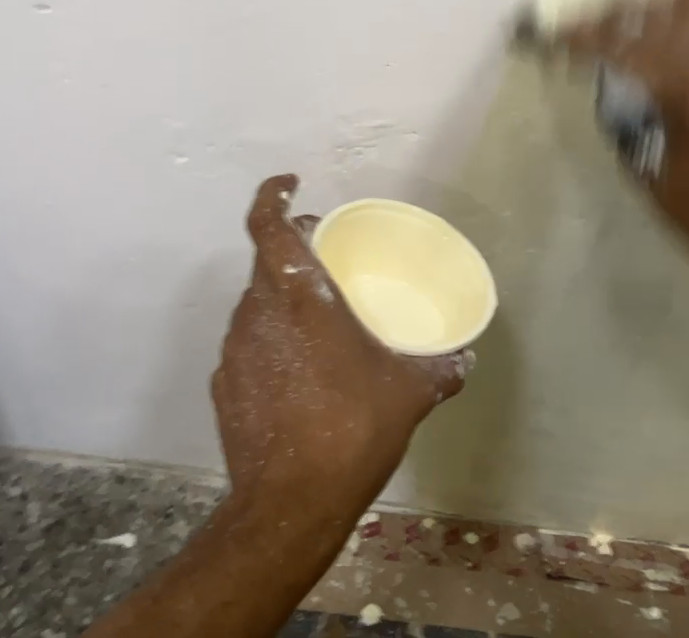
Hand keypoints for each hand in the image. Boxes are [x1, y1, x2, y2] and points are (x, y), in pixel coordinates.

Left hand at [213, 174, 470, 514]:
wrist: (290, 504)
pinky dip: (272, 342)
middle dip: (294, 249)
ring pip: (257, 304)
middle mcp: (257, 312)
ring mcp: (233, 350)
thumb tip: (463, 360)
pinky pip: (250, 345)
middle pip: (266, 261)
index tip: (291, 184)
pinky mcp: (224, 385)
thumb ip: (440, 370)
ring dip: (284, 299)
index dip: (272, 195)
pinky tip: (299, 372)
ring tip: (320, 321)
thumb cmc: (352, 428)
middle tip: (327, 256)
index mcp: (298, 297)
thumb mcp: (409, 394)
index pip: (267, 225)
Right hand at [552, 0, 688, 277]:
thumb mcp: (652, 169)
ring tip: (635, 26)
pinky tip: (679, 42)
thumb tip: (611, 79)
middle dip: (618, 13)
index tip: (558, 38)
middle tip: (593, 30)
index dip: (586, 35)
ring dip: (659, 7)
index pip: (629, 42)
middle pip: (663, 5)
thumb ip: (630, 115)